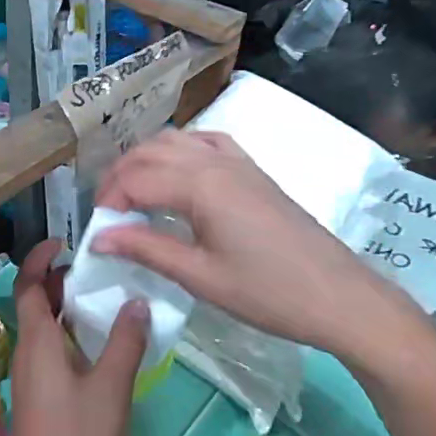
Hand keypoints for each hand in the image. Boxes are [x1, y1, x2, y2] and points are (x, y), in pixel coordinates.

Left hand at [0, 240, 148, 435]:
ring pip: (49, 332)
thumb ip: (125, 340)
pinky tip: (110, 349)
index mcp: (37, 343)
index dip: (39, 258)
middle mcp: (30, 357)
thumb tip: (136, 299)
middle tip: (101, 267)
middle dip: (63, 281)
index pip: (26, 285)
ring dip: (73, 310)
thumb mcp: (111, 388)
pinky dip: (78, 339)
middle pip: (37, 305)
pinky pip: (57, 356)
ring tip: (112, 299)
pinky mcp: (45, 407)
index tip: (65, 240)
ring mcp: (35, 384)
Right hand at [92, 130, 418, 358]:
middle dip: (120, 177)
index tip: (98, 232)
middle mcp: (214, 160)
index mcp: (200, 184)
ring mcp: (236, 160)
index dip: (109, 201)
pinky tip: (176, 173)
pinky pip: (206, 142)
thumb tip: (99, 237)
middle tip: (108, 215)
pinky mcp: (251, 168)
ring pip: (176, 141)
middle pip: (150, 152)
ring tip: (133, 196)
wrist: (337, 294)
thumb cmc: (267, 292)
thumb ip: (147, 249)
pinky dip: (180, 150)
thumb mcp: (201, 277)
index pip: (136, 179)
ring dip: (146, 160)